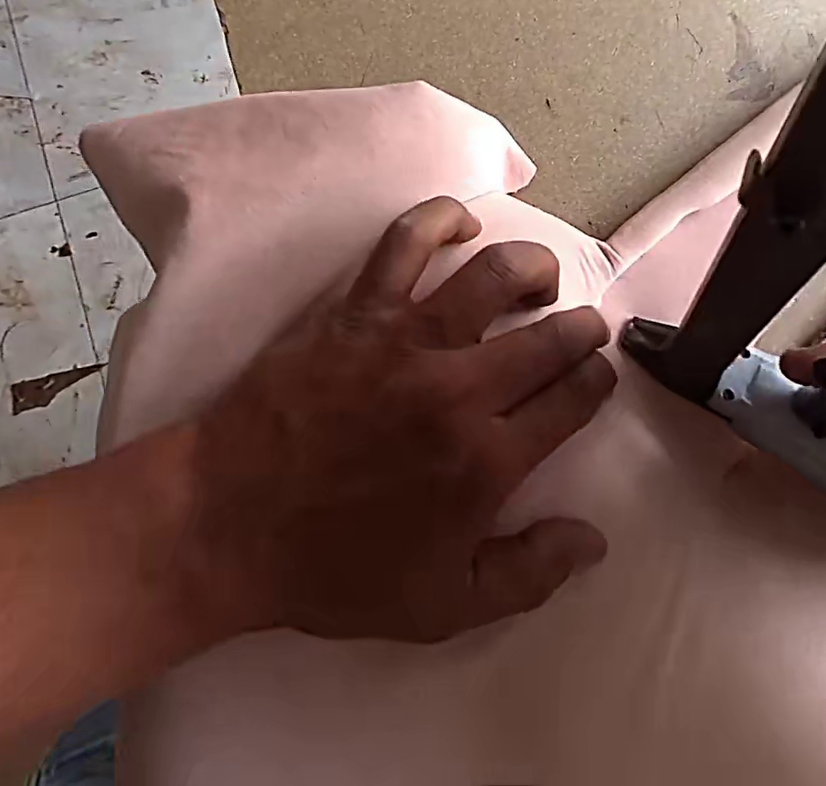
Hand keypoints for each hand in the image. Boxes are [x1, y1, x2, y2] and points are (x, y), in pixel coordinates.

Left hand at [174, 196, 615, 643]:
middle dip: (584, 326)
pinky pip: (406, 242)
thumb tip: (594, 539)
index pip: (574, 399)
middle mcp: (459, 390)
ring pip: (495, 274)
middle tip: (583, 327)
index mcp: (487, 460)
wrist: (228, 521)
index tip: (595, 375)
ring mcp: (406, 340)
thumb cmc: (335, 568)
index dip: (597, 381)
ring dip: (534, 268)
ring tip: (538, 280)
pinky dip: (441, 219)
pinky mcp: (358, 310)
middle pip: (552, 335)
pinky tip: (462, 224)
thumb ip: (529, 573)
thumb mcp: (444, 605)